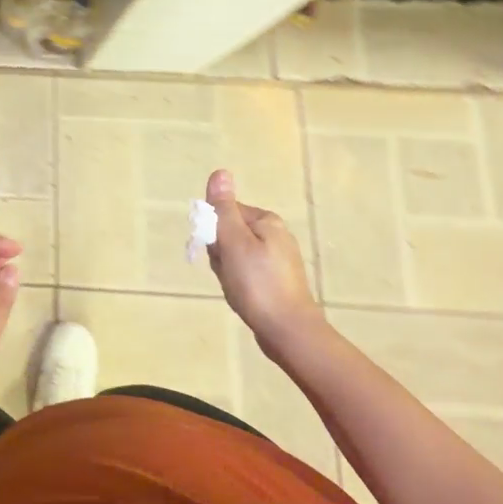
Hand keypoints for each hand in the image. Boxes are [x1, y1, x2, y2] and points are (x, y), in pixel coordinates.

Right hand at [206, 170, 324, 350]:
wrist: (288, 331)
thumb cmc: (257, 283)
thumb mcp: (234, 242)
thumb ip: (224, 208)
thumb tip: (220, 172)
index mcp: (267, 221)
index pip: (225, 212)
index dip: (214, 232)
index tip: (218, 253)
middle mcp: (276, 235)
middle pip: (230, 233)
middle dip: (220, 252)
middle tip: (227, 272)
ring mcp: (279, 259)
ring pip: (236, 254)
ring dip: (227, 268)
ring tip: (235, 286)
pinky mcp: (278, 280)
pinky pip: (247, 271)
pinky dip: (239, 281)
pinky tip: (242, 295)